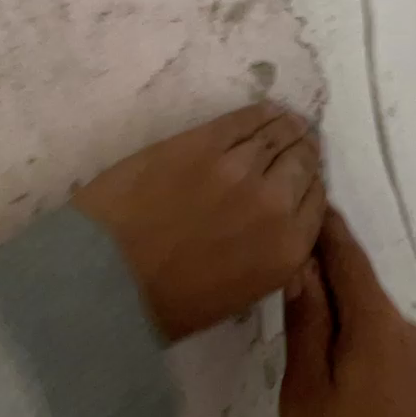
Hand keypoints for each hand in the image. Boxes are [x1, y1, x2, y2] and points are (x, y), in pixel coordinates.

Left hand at [73, 102, 326, 340]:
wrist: (97, 285)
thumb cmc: (166, 304)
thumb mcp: (241, 294)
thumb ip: (276, 255)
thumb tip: (290, 224)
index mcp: (287, 250)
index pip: (317, 199)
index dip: (308, 185)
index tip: (300, 179)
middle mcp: (275, 203)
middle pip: (303, 161)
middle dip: (302, 153)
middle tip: (296, 146)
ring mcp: (241, 166)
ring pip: (280, 133)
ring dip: (286, 127)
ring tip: (286, 123)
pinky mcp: (206, 141)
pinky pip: (248, 118)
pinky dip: (262, 113)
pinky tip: (266, 112)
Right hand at [281, 208, 415, 416]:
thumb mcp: (308, 390)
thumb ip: (307, 323)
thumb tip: (303, 265)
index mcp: (377, 321)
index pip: (350, 257)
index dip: (328, 227)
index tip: (310, 195)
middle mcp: (402, 324)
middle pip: (359, 279)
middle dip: (328, 258)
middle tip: (291, 236)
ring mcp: (410, 348)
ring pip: (367, 304)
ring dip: (337, 290)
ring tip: (299, 278)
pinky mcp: (410, 371)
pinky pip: (376, 327)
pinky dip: (351, 316)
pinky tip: (327, 323)